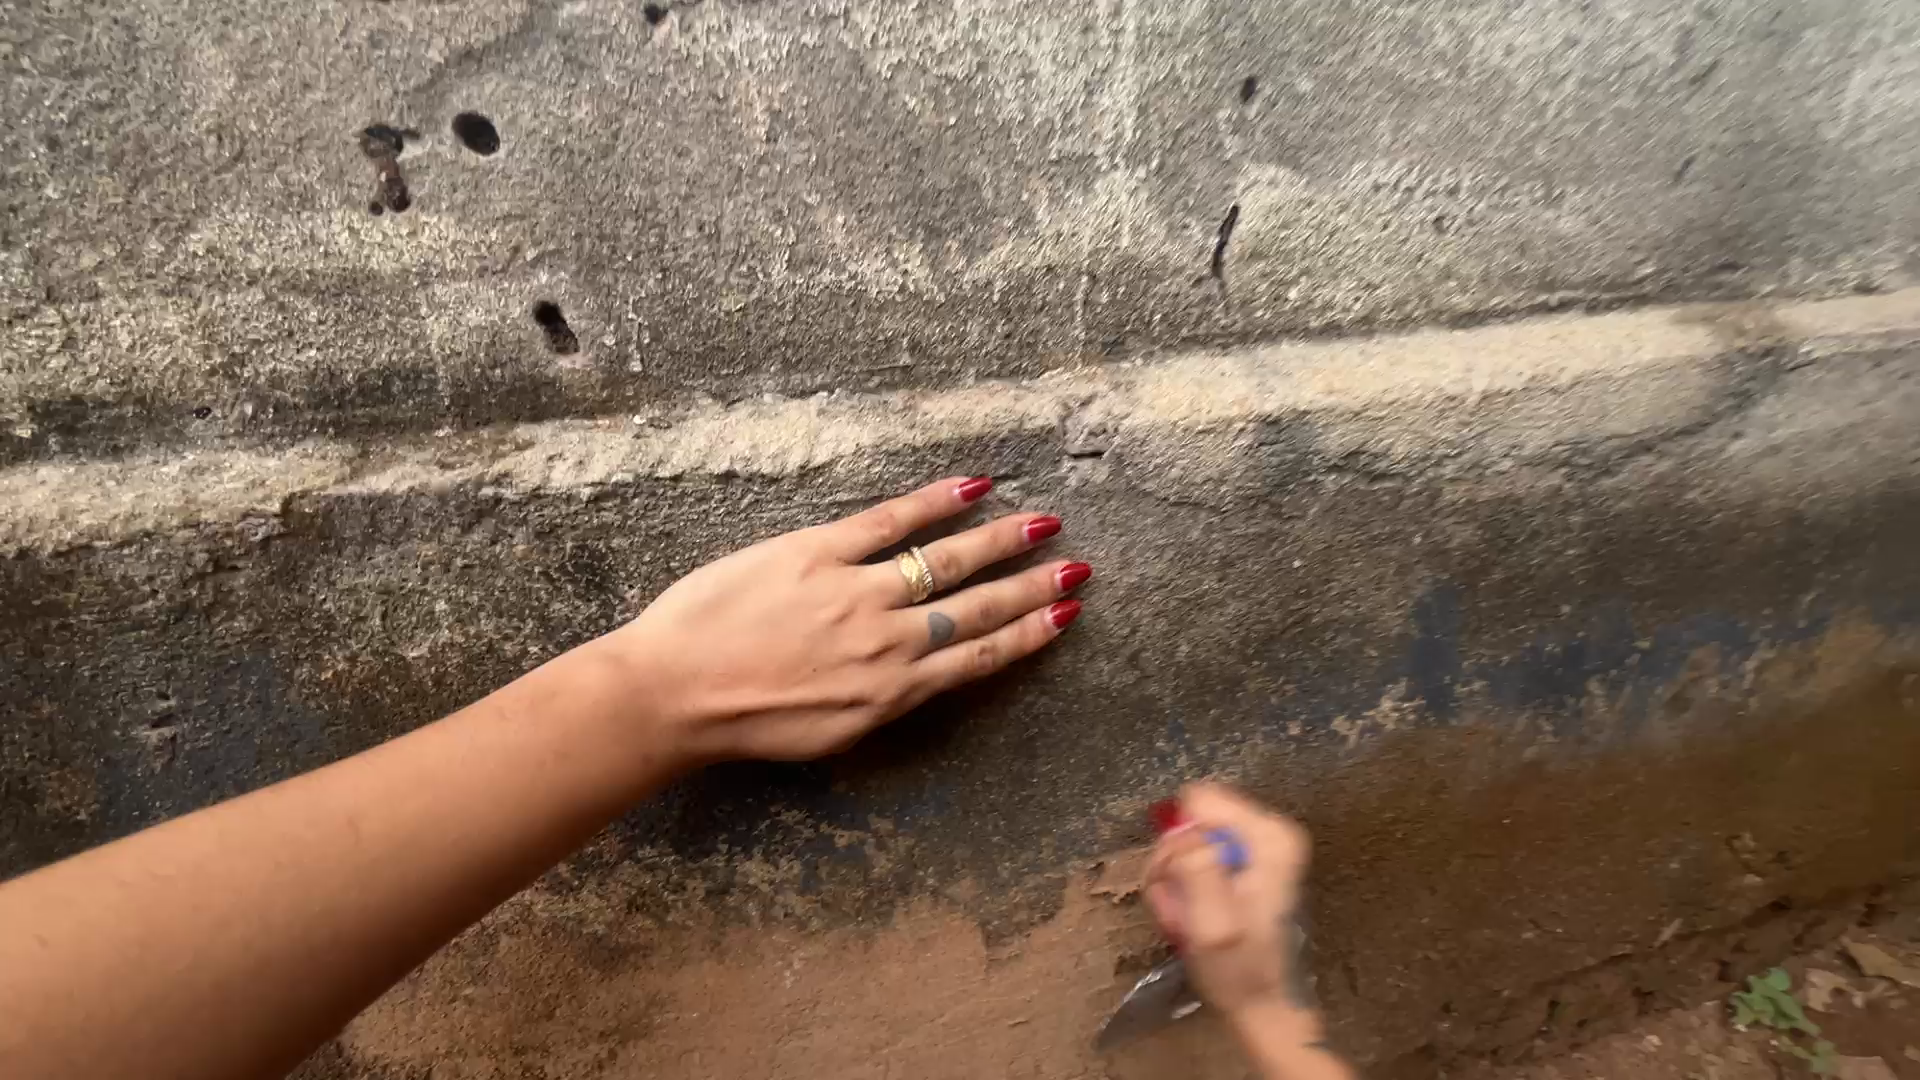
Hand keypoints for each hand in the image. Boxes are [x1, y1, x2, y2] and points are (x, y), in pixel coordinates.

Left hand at [596, 475, 1090, 762]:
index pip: (978, 657)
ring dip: (1002, 543)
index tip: (1064, 614)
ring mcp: (858, 593)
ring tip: (1043, 524)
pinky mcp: (819, 553)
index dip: (1028, 635)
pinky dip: (934, 503)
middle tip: (1075, 566)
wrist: (673, 695)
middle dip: (1032, 586)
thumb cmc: (746, 723)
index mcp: (893, 692)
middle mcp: (889, 642)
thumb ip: (882, 699)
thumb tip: (917, 671)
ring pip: (947, 562)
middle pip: (977, 607)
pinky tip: (972, 486)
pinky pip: (888, 522)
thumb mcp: (831, 732)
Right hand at [1144, 783, 1311, 1017]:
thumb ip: (1198, 868)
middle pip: (1186, 820)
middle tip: (1179, 906)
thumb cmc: (1240, 969)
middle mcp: (1264, 830)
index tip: (1185, 882)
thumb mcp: (1214, 923)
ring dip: (1170, 879)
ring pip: (1179, 839)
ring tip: (1183, 916)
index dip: (1181, 842)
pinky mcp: (1235, 858)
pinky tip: (1188, 914)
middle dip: (1171, 864)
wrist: (1259, 1003)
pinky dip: (1177, 886)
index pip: (1197, 801)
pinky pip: (1184, 854)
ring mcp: (1250, 844)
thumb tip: (1183, 830)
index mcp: (1270, 836)